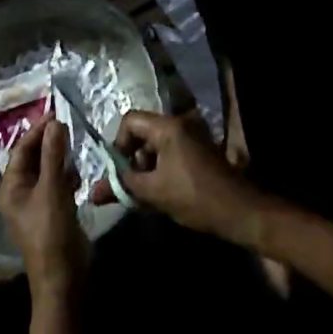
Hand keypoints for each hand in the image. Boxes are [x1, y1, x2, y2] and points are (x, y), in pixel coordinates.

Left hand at [0, 119, 86, 295]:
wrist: (64, 277)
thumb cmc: (51, 231)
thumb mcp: (52, 189)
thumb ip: (53, 155)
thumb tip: (55, 122)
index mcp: (11, 188)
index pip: (21, 150)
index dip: (37, 130)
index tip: (56, 113)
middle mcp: (20, 193)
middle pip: (33, 158)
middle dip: (49, 142)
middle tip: (69, 125)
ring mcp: (37, 203)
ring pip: (47, 170)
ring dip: (59, 157)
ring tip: (75, 145)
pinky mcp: (53, 211)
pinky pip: (57, 184)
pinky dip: (66, 175)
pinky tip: (79, 173)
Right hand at [92, 112, 271, 246]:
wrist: (239, 211)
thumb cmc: (194, 197)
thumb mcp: (153, 192)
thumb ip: (122, 186)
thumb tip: (93, 192)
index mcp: (168, 126)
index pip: (129, 121)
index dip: (118, 144)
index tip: (120, 170)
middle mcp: (180, 123)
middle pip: (143, 132)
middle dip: (133, 159)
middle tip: (133, 185)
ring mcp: (193, 135)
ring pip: (156, 144)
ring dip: (147, 166)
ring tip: (147, 193)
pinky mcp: (200, 149)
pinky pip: (171, 151)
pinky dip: (161, 168)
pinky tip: (162, 193)